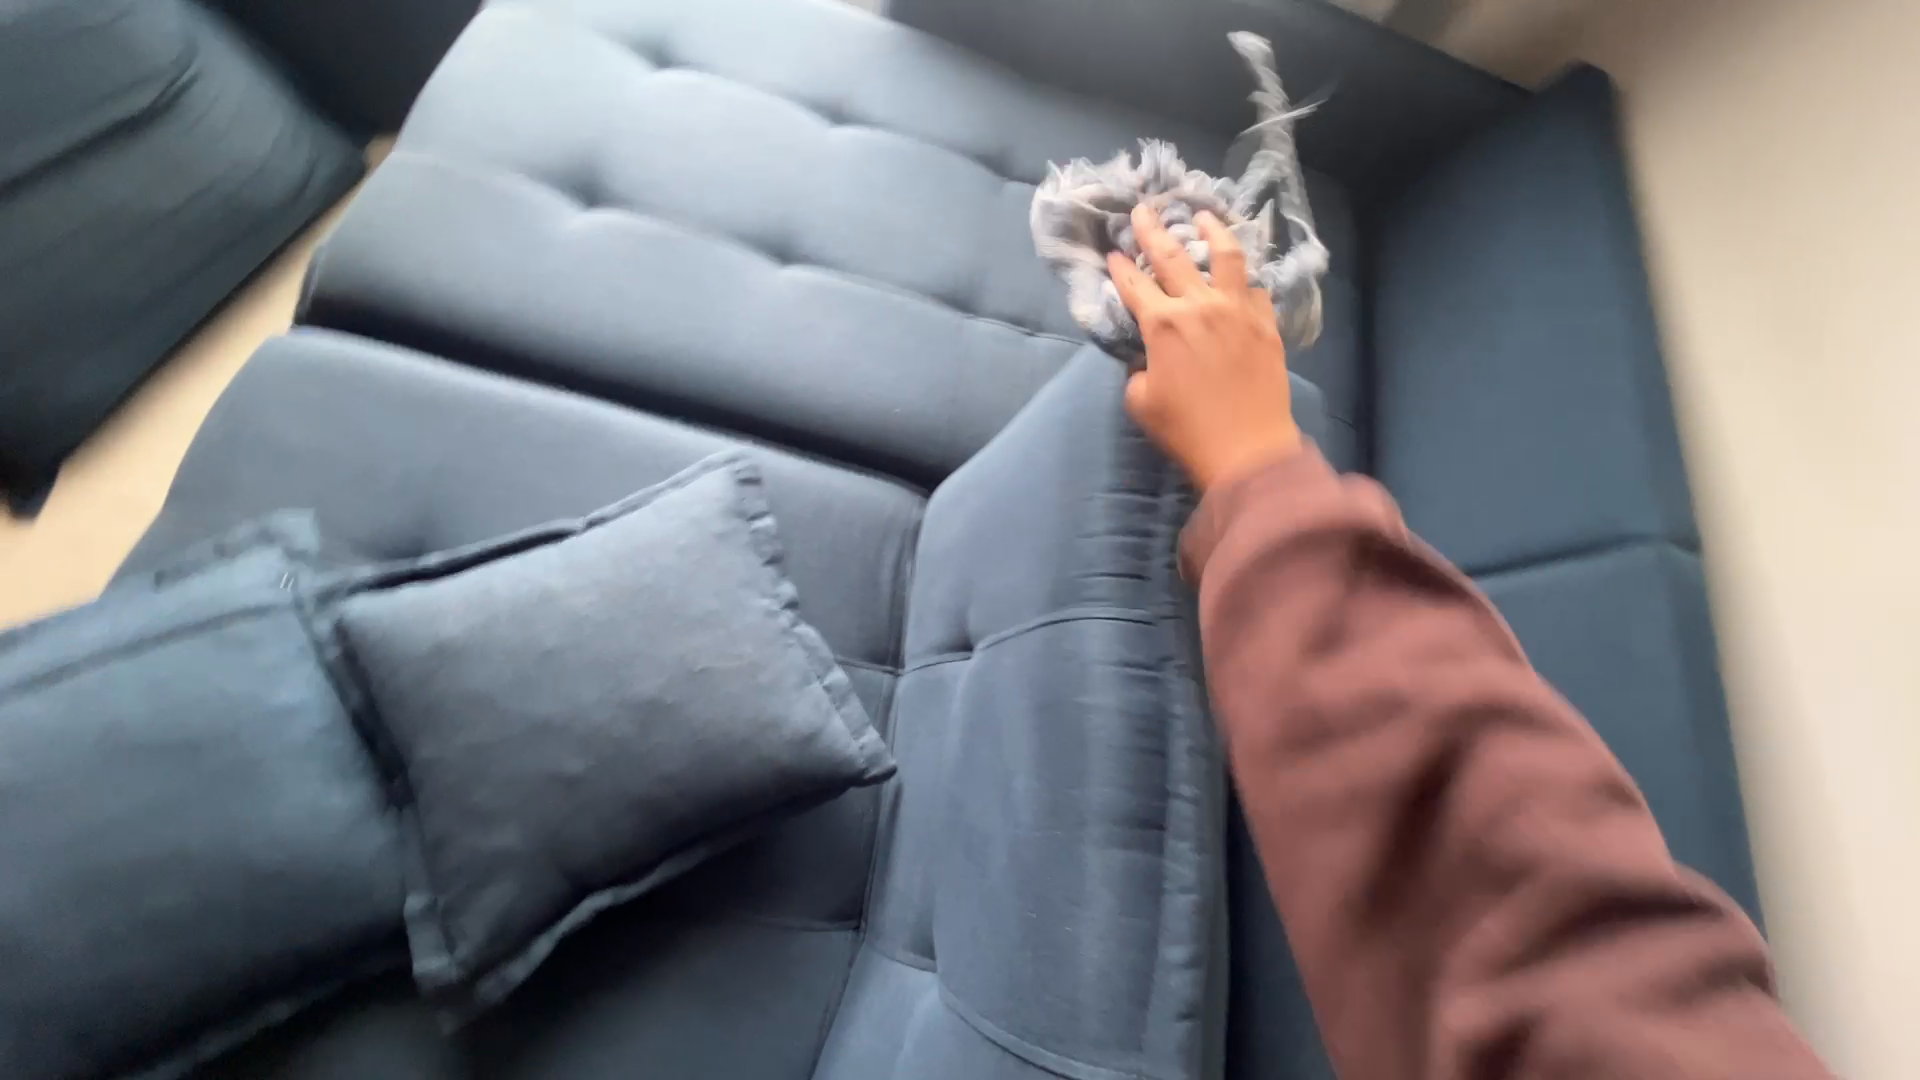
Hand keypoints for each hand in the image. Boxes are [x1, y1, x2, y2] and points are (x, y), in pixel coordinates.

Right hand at [1108, 205, 1302, 490]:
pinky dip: (1243, 278)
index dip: (1120, 268)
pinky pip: (1255, 288)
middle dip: (1153, 231)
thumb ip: (1139, 370)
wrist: (1246, 448)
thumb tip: (1150, 358)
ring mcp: (1239, 310)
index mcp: (1163, 325)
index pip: (1135, 286)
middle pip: (1173, 256)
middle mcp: (1200, 306)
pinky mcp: (1266, 324)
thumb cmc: (1185, 430)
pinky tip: (1240, 277)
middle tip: (1144, 210)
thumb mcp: (1142, 402)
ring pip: (1226, 256)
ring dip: (1212, 230)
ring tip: (1204, 215)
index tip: (1112, 252)